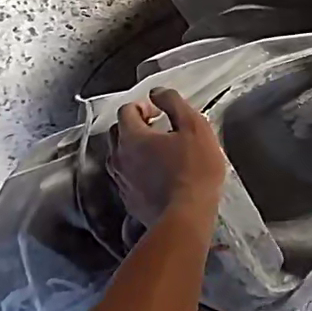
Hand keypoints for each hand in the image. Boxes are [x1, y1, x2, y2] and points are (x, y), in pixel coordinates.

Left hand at [105, 88, 227, 223]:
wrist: (186, 218)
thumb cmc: (194, 169)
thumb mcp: (194, 127)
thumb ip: (174, 103)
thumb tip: (158, 92)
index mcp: (132, 136)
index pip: (126, 111)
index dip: (143, 107)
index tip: (160, 113)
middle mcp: (118, 157)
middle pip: (117, 132)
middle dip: (135, 126)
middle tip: (158, 130)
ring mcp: (121, 181)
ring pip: (119, 157)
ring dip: (134, 150)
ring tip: (157, 153)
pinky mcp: (128, 201)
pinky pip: (127, 178)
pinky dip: (137, 171)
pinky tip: (156, 176)